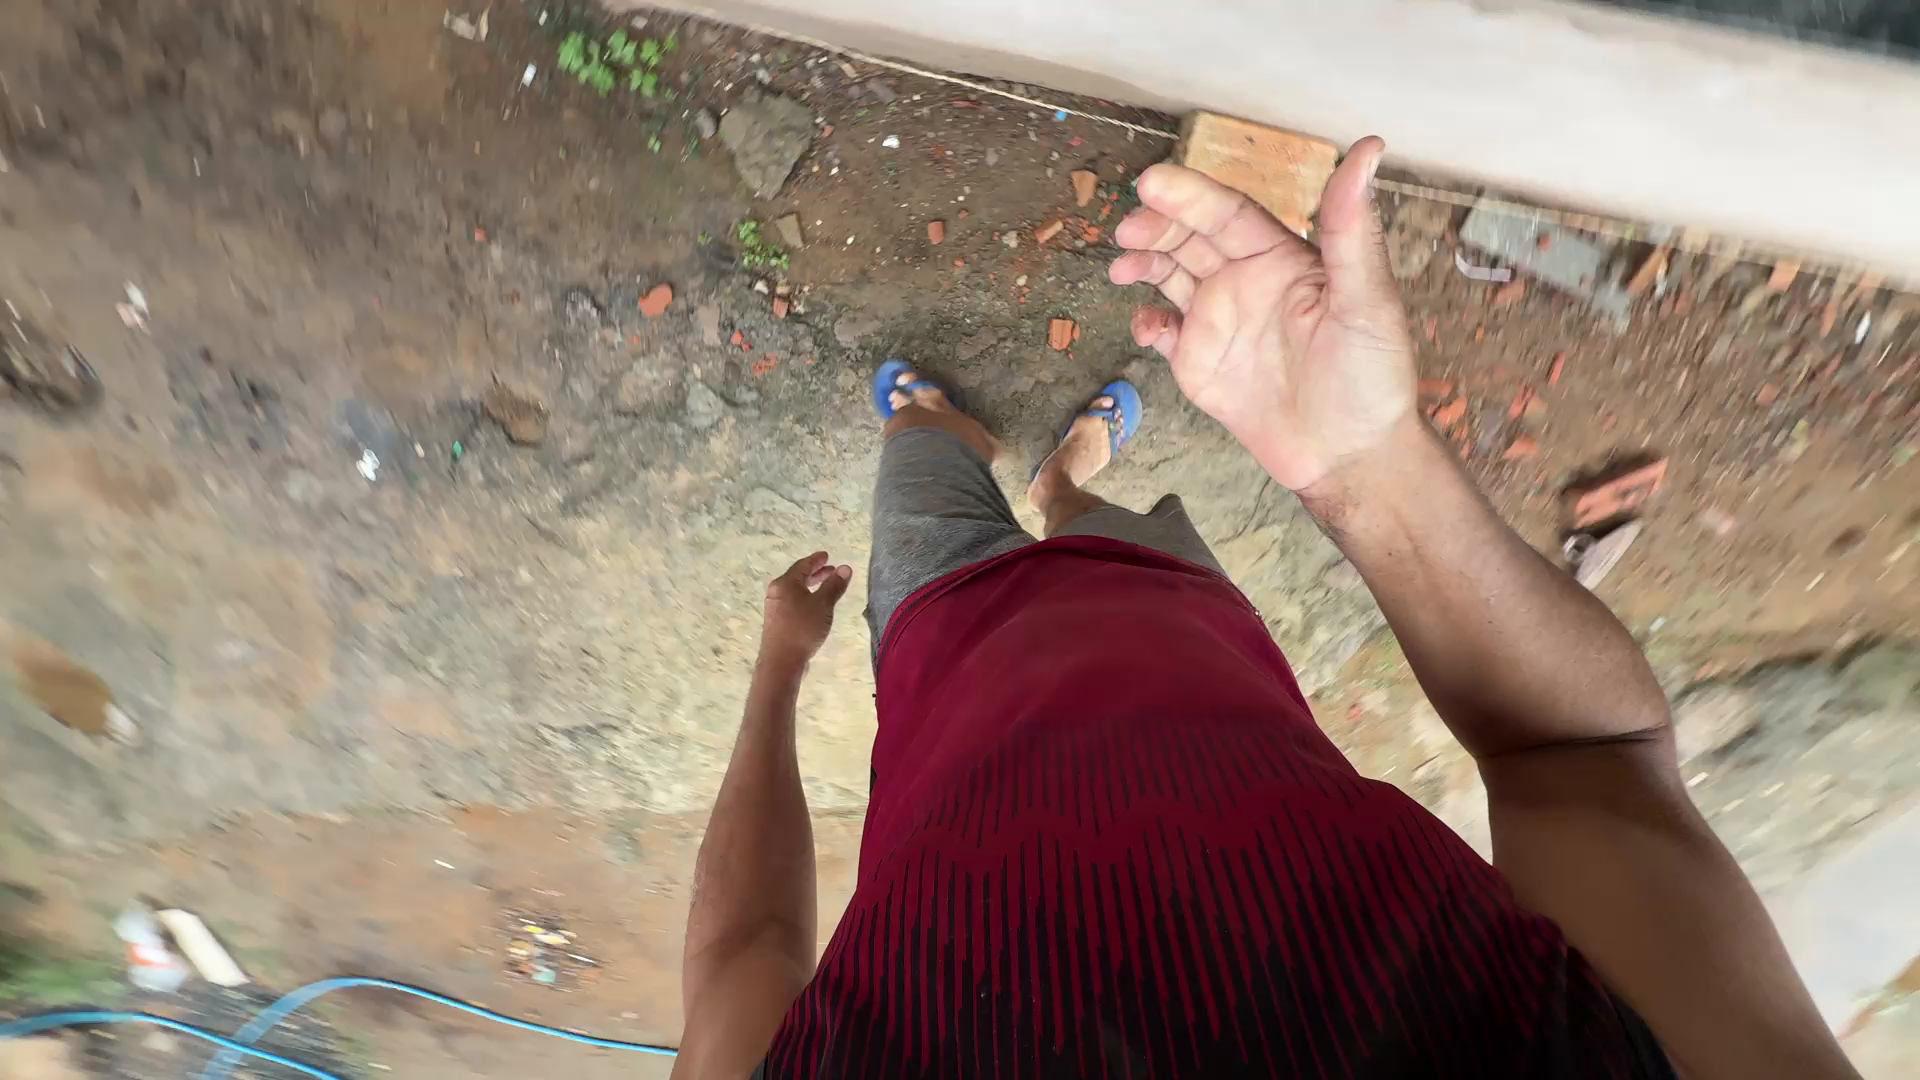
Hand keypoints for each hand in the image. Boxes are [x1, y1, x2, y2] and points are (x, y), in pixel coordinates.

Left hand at [760, 552, 852, 664]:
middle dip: (815, 573)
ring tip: (826, 588)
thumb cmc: (803, 628)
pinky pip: (793, 603)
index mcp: (785, 583)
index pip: (803, 565)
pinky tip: (815, 607)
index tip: (827, 556)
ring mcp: (775, 608)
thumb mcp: (823, 605)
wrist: (782, 661)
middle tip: (831, 570)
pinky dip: (806, 599)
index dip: (817, 560)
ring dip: (811, 587)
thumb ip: (834, 585)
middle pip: (798, 578)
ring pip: (795, 591)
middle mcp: (777, 593)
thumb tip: (845, 568)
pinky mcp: (777, 622)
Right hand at [1109, 137, 1416, 492]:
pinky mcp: (1198, 364)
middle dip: (1156, 229)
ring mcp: (1217, 324)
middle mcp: (1245, 283)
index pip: (1228, 215)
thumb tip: (1368, 149)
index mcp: (1282, 260)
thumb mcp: (1367, 302)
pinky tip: (1146, 327)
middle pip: (1190, 240)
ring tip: (1120, 268)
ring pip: (1169, 278)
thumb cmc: (1369, 378)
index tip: (1152, 184)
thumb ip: (1351, 231)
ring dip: (1143, 266)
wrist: (1342, 455)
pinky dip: (1147, 324)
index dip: (1190, 196)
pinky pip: (1163, 333)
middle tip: (1128, 230)